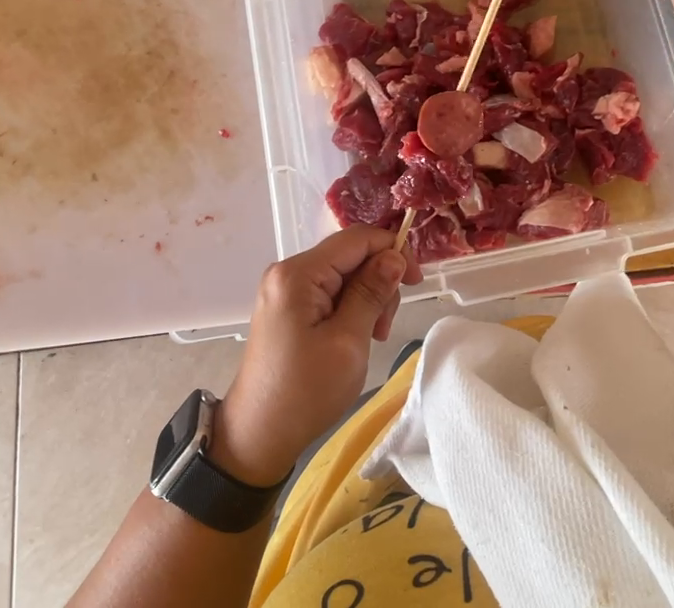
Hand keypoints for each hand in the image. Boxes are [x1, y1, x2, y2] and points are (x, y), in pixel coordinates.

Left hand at [212, 227, 421, 485]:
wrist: (258, 435)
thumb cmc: (305, 391)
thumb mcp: (348, 341)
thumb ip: (371, 292)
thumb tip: (394, 255)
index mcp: (299, 274)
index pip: (357, 238)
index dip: (393, 250)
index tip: (415, 283)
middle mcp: (288, 271)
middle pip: (350, 254)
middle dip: (379, 280)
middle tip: (385, 325)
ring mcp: (285, 289)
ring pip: (343, 273)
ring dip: (367, 297)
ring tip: (373, 336)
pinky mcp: (287, 307)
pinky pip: (329, 291)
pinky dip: (350, 307)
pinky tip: (356, 334)